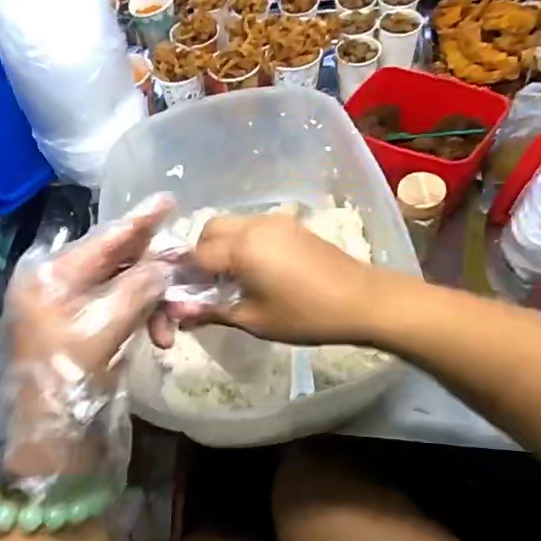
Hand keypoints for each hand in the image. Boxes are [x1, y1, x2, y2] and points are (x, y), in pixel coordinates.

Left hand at [0, 194, 173, 484]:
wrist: (47, 437)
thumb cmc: (66, 376)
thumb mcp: (103, 328)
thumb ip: (137, 290)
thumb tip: (165, 266)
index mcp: (50, 276)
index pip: (104, 239)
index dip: (139, 221)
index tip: (169, 200)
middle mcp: (57, 284)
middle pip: (118, 261)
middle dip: (157, 271)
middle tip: (190, 272)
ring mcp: (71, 309)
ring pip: (128, 288)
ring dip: (156, 303)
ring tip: (175, 327)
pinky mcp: (86, 330)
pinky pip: (124, 310)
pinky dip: (146, 320)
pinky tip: (163, 338)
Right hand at [185, 213, 395, 344]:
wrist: (362, 300)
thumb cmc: (306, 315)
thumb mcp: (255, 320)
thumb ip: (213, 312)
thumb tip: (178, 314)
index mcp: (241, 246)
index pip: (195, 254)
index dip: (185, 276)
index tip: (186, 297)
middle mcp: (254, 224)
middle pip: (210, 229)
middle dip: (201, 254)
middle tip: (208, 286)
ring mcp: (276, 221)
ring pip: (232, 224)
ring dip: (222, 246)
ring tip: (233, 280)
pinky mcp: (293, 225)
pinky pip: (254, 226)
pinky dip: (243, 242)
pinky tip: (256, 270)